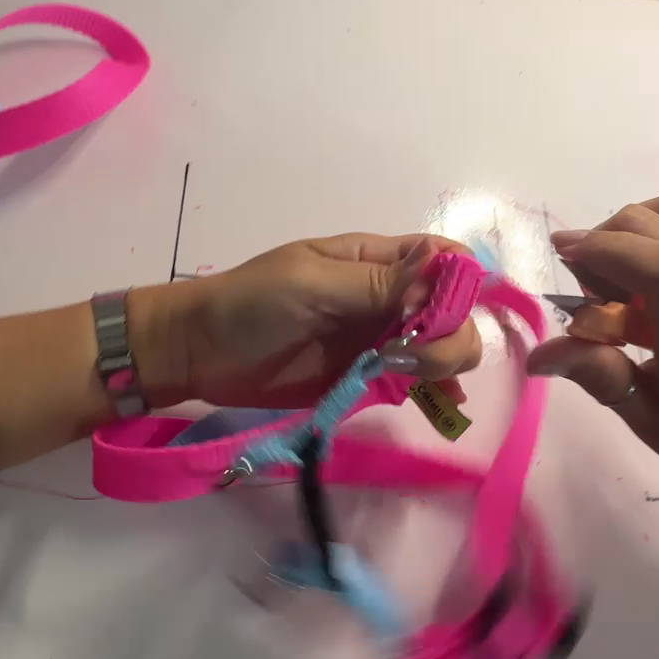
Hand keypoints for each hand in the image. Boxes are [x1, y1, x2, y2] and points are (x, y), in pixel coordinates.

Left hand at [131, 233, 482, 409]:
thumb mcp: (310, 282)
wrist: (200, 352)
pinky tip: (439, 402)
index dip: (458, 280)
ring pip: (439, 345)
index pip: (440, 256)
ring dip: (443, 363)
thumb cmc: (250, 304)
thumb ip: (373, 283)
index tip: (443, 312)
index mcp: (373, 260)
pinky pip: (413, 380)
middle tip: (413, 358)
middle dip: (450, 332)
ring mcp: (377, 339)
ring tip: (409, 379)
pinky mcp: (366, 377)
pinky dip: (433, 390)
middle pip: (450, 308)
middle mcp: (385, 297)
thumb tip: (440, 273)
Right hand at [526, 190, 658, 523]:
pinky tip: (646, 290)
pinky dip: (655, 239)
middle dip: (607, 241)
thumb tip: (537, 355)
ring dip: (634, 230)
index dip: (601, 247)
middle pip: (657, 219)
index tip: (559, 255)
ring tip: (618, 281)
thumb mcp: (655, 424)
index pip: (654, 259)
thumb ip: (600, 377)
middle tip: (591, 296)